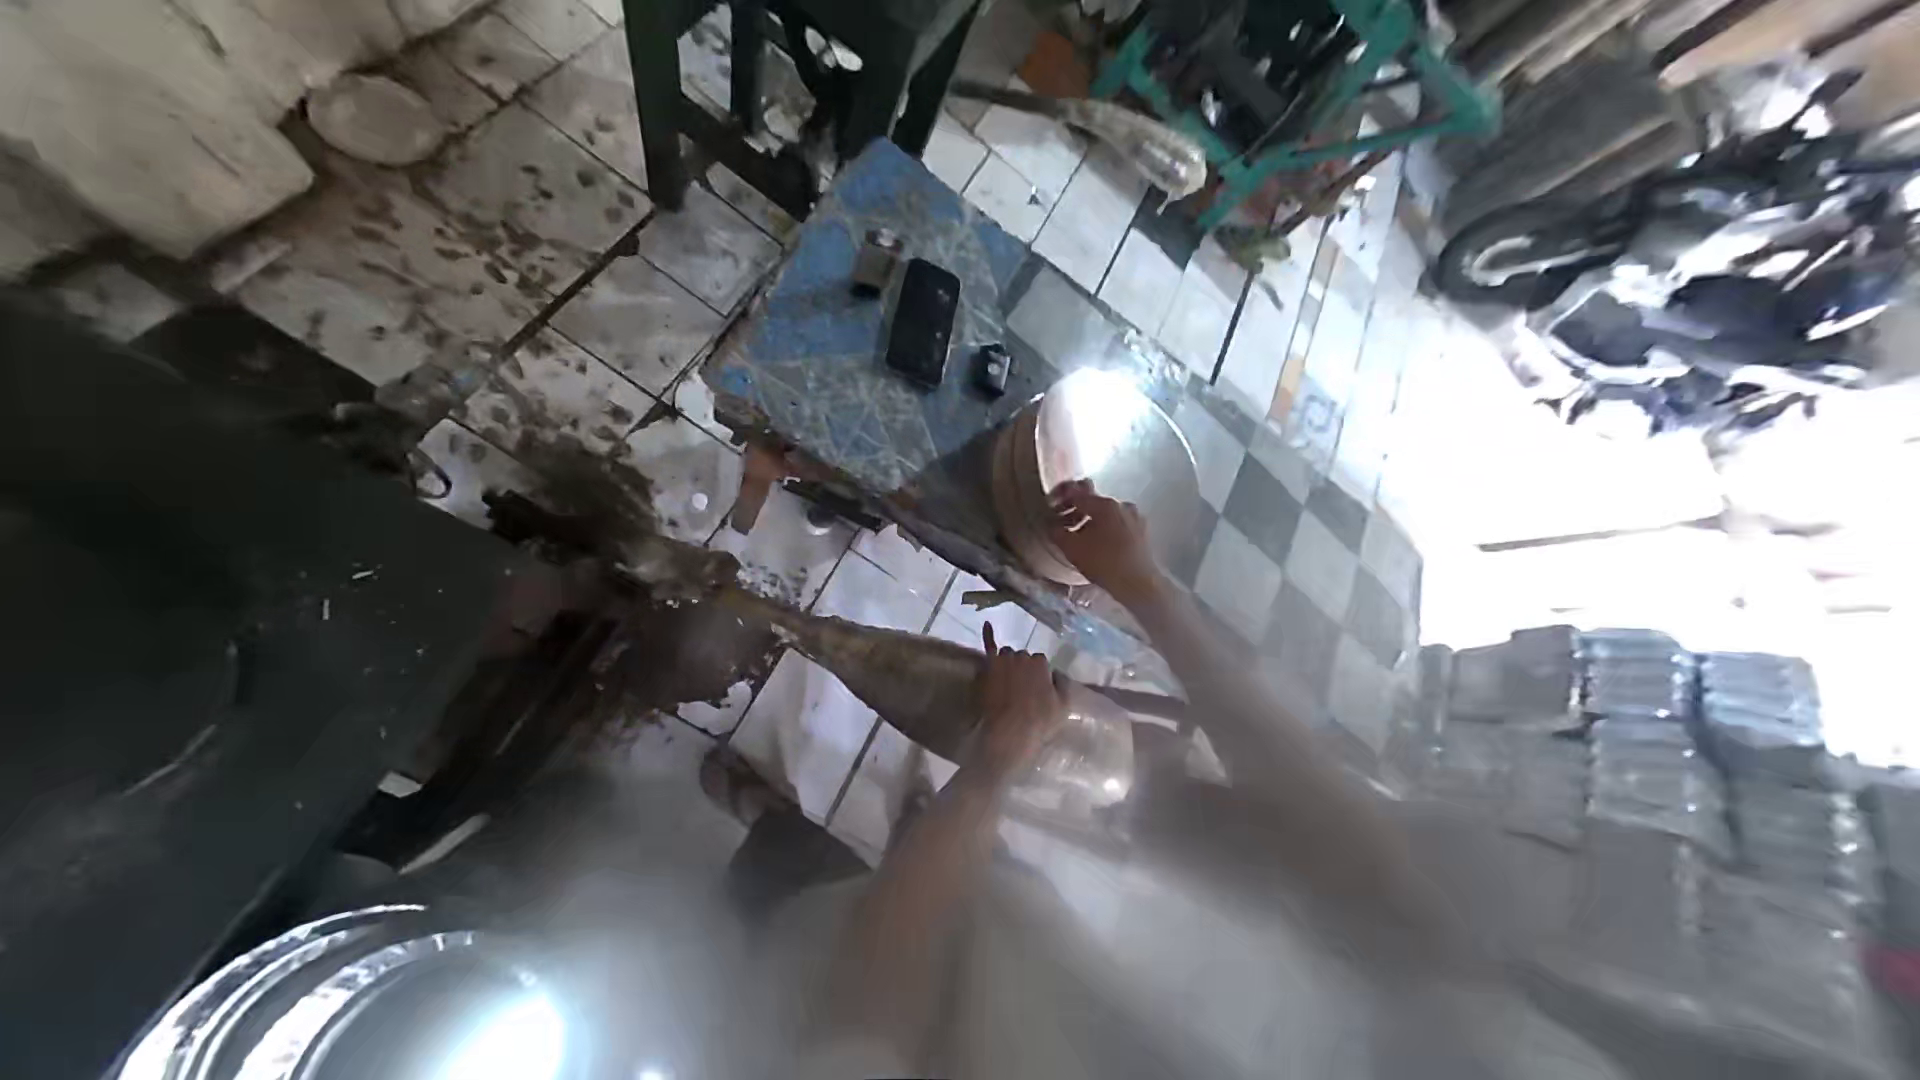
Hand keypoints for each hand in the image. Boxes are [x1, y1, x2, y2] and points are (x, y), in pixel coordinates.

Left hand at [968, 624, 1063, 785]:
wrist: (1007, 732)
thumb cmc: (1038, 722)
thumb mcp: (1063, 707)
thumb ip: (1063, 685)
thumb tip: (1057, 672)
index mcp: (1041, 664)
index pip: (1040, 662)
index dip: (1037, 676)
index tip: (1035, 689)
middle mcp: (1022, 656)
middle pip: (1022, 657)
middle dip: (1022, 668)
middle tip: (1020, 688)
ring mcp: (1003, 660)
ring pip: (1006, 655)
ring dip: (1007, 663)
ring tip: (1006, 681)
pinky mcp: (987, 667)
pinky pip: (988, 646)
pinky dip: (988, 634)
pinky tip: (987, 624)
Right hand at [1048, 479, 1160, 603]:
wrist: (1138, 583)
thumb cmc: (1103, 562)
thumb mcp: (1072, 548)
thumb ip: (1057, 532)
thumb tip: (1052, 525)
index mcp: (1104, 504)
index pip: (1077, 495)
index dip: (1061, 500)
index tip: (1052, 509)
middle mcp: (1122, 505)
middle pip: (1094, 504)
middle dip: (1077, 512)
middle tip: (1065, 525)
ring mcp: (1135, 518)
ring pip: (1108, 515)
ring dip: (1093, 522)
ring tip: (1082, 538)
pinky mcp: (1143, 533)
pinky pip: (1119, 525)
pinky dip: (1107, 530)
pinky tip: (1101, 545)